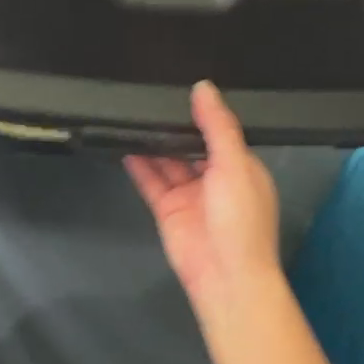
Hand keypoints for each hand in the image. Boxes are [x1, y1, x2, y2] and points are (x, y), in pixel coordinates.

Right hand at [125, 82, 281, 307]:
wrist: (225, 276)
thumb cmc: (240, 218)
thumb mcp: (234, 165)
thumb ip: (216, 126)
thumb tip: (202, 86)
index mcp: (240, 168)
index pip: (219, 132)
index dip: (202, 113)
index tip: (179, 87)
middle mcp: (215, 179)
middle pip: (190, 145)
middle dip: (173, 126)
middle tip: (147, 96)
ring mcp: (190, 195)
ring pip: (168, 161)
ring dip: (152, 142)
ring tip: (130, 115)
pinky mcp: (167, 209)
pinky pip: (150, 181)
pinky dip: (138, 165)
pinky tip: (122, 145)